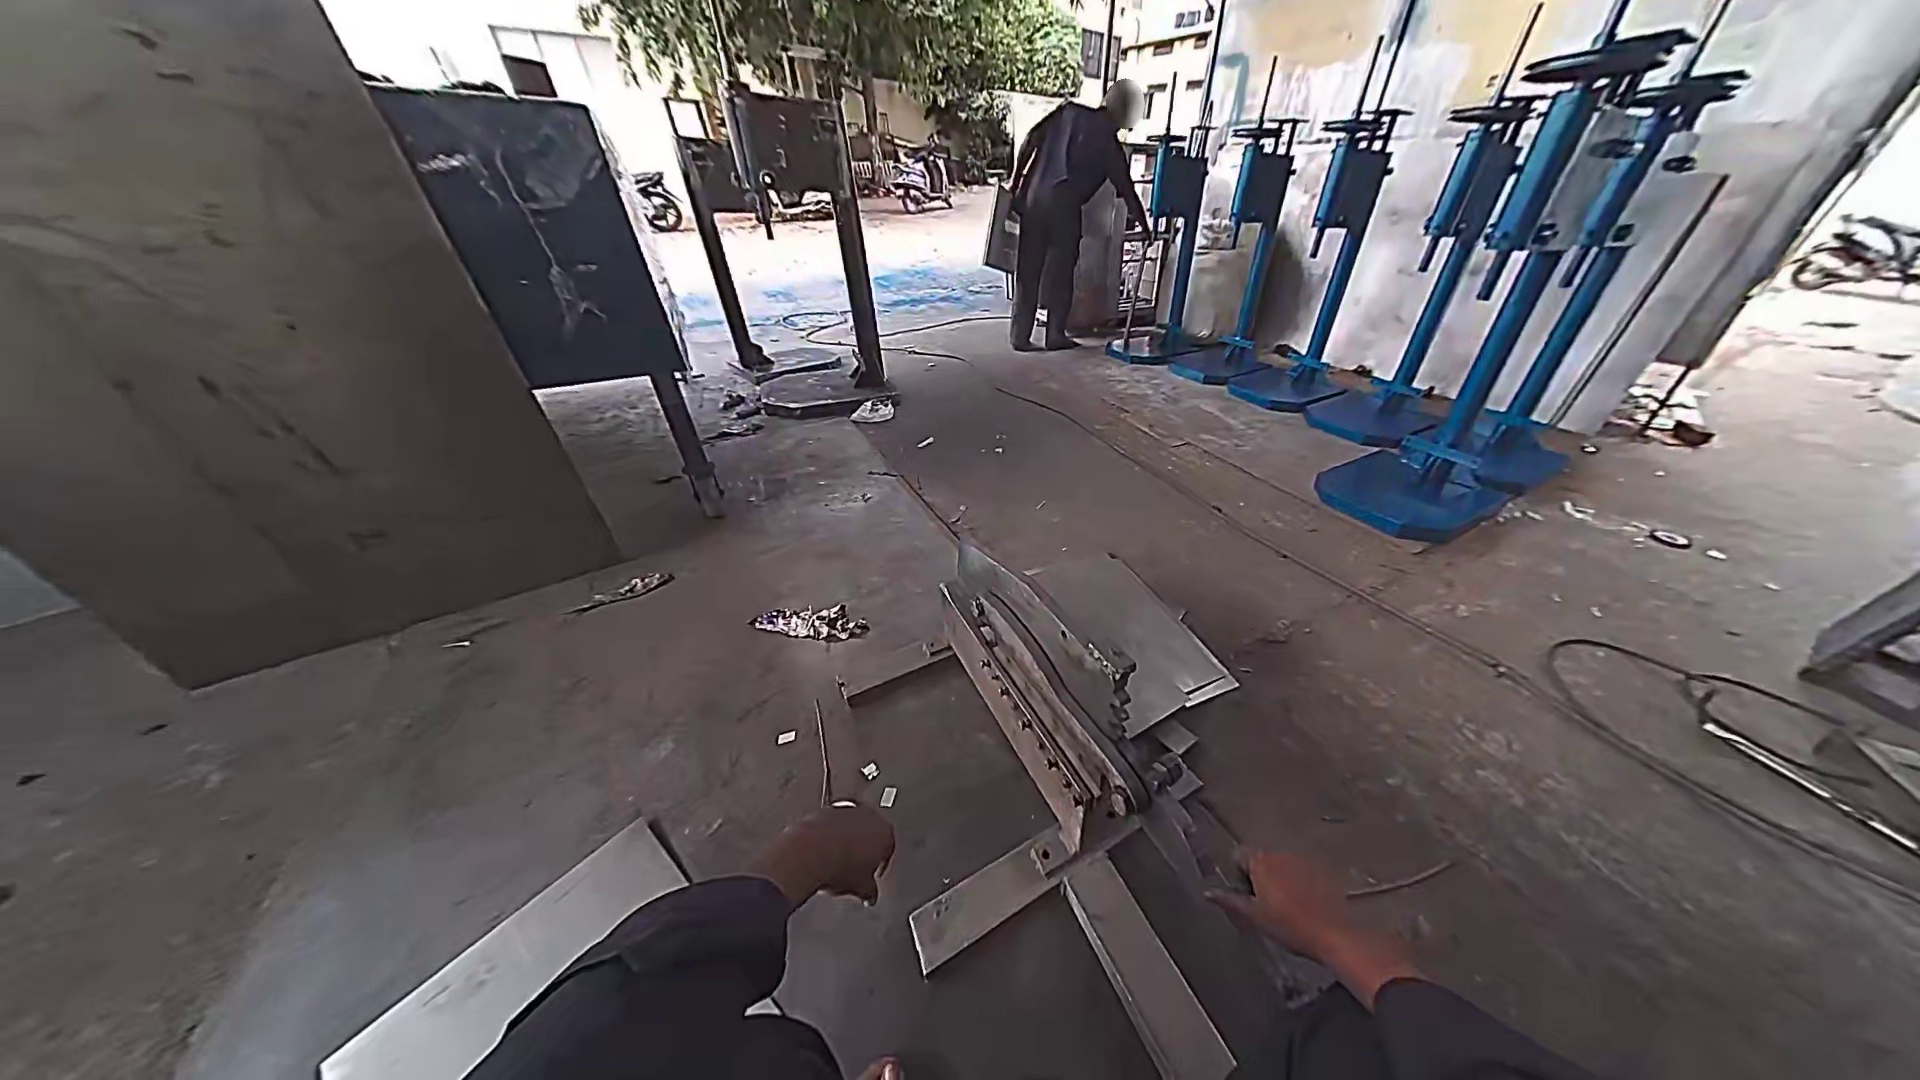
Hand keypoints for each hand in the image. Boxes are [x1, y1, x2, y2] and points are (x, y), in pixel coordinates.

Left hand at [749, 805, 896, 907]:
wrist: (810, 852)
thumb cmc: (838, 865)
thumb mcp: (861, 888)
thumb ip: (870, 891)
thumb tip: (869, 895)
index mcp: (885, 833)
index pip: (888, 849)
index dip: (880, 865)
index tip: (872, 876)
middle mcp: (869, 816)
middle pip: (871, 834)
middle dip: (864, 851)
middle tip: (855, 870)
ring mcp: (848, 810)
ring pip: (852, 827)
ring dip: (847, 842)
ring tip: (836, 863)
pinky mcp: (828, 810)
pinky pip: (834, 823)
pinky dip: (831, 835)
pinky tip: (824, 852)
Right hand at [1208, 851, 1421, 1007]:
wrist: (1336, 937)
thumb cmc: (1291, 925)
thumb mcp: (1255, 916)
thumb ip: (1229, 900)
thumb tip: (1208, 893)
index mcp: (1260, 860)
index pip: (1238, 855)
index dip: (1238, 874)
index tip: (1245, 894)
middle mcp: (1281, 854)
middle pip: (1261, 859)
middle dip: (1260, 876)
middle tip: (1265, 904)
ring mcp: (1304, 861)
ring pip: (1283, 866)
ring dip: (1280, 880)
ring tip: (1287, 907)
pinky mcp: (1324, 872)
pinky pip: (1303, 873)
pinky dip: (1300, 884)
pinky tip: (1305, 906)